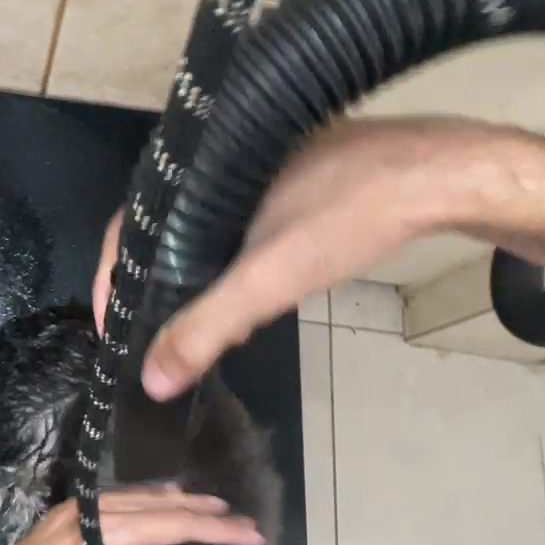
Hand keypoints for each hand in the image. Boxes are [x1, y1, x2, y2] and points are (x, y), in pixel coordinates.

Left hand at [0, 488, 263, 544]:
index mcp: (100, 534)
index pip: (171, 524)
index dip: (213, 528)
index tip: (250, 531)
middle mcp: (86, 511)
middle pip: (153, 504)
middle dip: (197, 510)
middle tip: (237, 515)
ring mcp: (67, 513)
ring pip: (130, 499)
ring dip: (169, 502)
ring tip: (205, 505)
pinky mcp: (55, 522)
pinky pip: (108, 503)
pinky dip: (138, 504)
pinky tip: (150, 507)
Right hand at [93, 117, 544, 397]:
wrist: (434, 176)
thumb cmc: (344, 217)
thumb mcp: (269, 280)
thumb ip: (207, 328)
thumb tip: (152, 380)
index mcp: (194, 175)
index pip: (126, 229)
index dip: (111, 280)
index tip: (111, 328)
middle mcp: (211, 164)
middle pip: (156, 231)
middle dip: (148, 284)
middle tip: (146, 332)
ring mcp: (245, 167)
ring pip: (194, 230)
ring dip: (187, 275)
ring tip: (189, 322)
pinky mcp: (276, 175)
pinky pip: (229, 223)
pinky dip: (224, 260)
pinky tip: (242, 289)